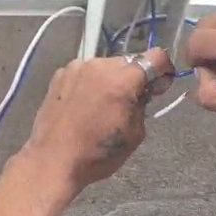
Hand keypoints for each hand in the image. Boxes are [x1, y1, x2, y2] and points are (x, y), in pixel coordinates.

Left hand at [18, 49, 167, 193]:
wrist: (53, 158)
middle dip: (133, 78)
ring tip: (102, 103)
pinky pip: (84, 71)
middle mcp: (100, 65)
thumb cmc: (98, 153)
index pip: (155, 57)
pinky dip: (90, 82)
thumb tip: (143, 91)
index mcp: (122, 80)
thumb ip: (143, 104)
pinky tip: (83, 103)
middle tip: (128, 101)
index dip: (162, 70)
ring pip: (105, 66)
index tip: (158, 87)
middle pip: (128, 62)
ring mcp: (77, 66)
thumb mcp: (135, 133)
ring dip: (110, 79)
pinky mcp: (60, 73)